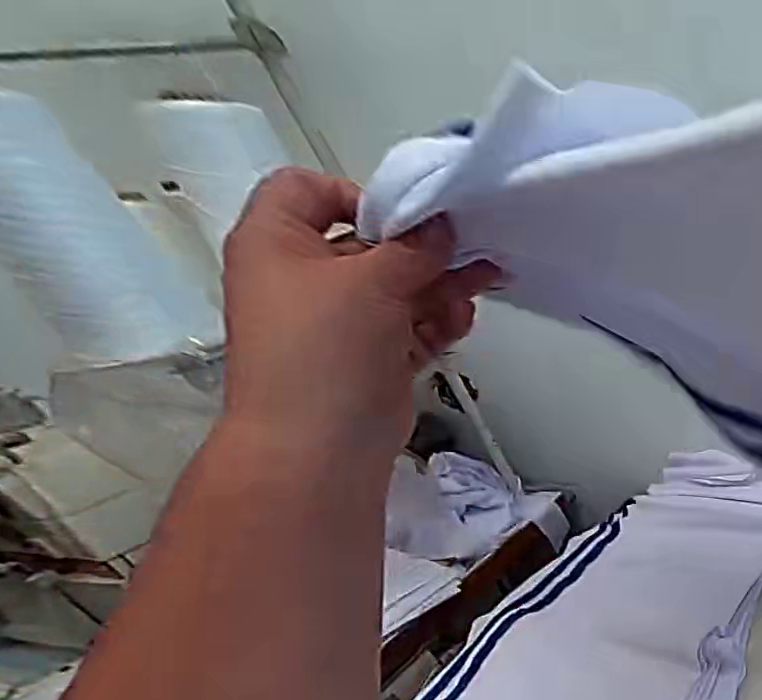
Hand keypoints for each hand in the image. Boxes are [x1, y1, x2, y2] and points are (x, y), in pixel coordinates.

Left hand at [218, 167, 499, 464]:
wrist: (321, 446)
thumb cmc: (325, 349)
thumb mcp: (368, 282)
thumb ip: (412, 249)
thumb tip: (442, 226)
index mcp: (279, 242)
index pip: (310, 191)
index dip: (358, 195)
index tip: (406, 218)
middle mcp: (309, 278)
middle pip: (371, 245)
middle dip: (423, 249)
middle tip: (472, 247)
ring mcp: (345, 323)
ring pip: (400, 290)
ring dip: (441, 286)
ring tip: (482, 284)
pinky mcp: (377, 358)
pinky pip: (412, 328)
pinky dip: (438, 321)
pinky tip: (463, 318)